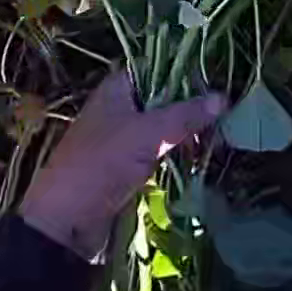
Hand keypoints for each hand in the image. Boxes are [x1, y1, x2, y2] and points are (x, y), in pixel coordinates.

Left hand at [18, 71, 224, 258]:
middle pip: (164, 95)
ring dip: (187, 129)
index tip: (218, 75)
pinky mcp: (126, 164)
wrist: (64, 225)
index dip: (187, 69)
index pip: (158, 65)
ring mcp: (123, 135)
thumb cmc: (102, 163)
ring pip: (163, 123)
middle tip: (226, 108)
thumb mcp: (148, 133)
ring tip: (219, 133)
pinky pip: (159, 148)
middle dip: (192, 102)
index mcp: (118, 86)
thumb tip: (224, 97)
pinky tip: (200, 154)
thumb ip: (186, 115)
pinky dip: (177, 150)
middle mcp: (120, 105)